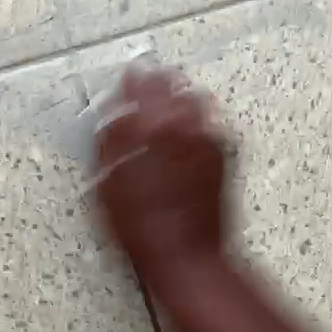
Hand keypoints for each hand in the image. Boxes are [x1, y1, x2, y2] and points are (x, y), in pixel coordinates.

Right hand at [93, 64, 236, 299]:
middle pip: (170, 87)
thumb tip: (110, 118)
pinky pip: (211, 123)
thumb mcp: (107, 184)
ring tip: (168, 98)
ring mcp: (207, 140)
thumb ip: (109, 142)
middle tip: (146, 79)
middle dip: (156, 81)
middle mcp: (182, 128)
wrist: (185, 255)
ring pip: (195, 99)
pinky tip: (189, 126)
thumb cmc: (141, 227)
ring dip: (179, 95)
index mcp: (149, 130)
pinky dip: (198, 118)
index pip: (136, 89)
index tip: (124, 76)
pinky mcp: (223, 156)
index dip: (128, 81)